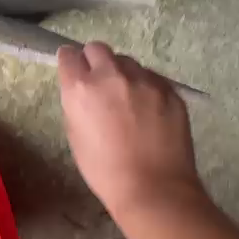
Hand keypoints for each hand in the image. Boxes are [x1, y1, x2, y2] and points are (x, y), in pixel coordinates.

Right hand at [58, 41, 207, 220]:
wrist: (155, 190)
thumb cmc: (104, 168)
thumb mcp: (74, 131)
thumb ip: (76, 101)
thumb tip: (84, 89)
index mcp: (80, 87)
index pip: (68, 54)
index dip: (71, 63)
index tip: (75, 73)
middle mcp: (110, 75)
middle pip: (98, 48)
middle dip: (95, 61)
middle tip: (101, 84)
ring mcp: (144, 81)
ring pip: (127, 61)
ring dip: (123, 73)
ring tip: (129, 98)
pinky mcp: (170, 91)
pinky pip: (152, 77)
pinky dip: (146, 86)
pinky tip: (149, 109)